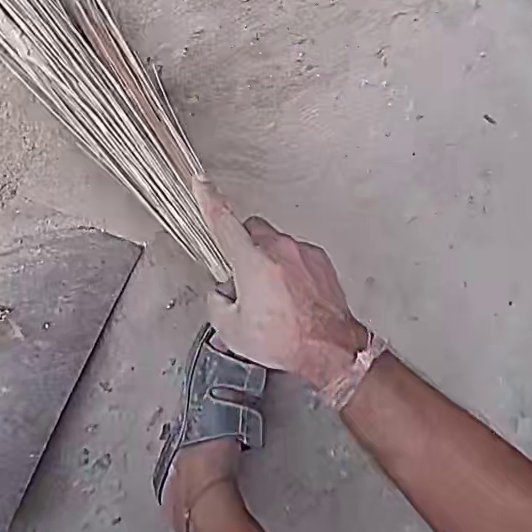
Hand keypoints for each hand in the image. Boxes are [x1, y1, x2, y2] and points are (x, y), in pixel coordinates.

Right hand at [194, 177, 369, 385]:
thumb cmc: (286, 340)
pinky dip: (289, 267)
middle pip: (251, 230)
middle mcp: (278, 250)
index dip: (208, 199)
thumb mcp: (232, 330)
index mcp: (252, 262)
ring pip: (274, 242)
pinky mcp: (320, 259)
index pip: (223, 222)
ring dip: (268, 260)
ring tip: (273, 294)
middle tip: (245, 278)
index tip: (201, 183)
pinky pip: (295, 253)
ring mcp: (302, 252)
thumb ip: (217, 303)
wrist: (330, 348)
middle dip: (244, 247)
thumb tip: (221, 294)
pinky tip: (291, 293)